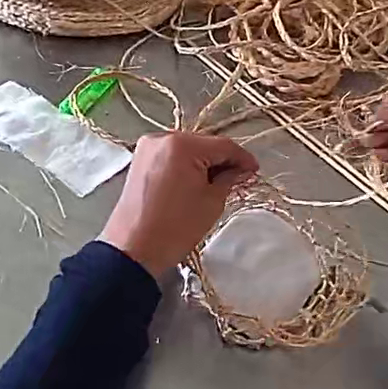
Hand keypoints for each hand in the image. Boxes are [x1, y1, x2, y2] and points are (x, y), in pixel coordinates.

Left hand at [99, 132, 257, 274]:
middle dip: (223, 160)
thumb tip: (240, 170)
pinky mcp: (140, 161)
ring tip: (219, 182)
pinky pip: (172, 156)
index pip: (223, 145)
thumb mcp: (212, 202)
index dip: (243, 158)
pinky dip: (187, 166)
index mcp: (182, 145)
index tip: (254, 170)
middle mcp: (162, 138)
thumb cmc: (175, 227)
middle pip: (204, 144)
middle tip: (240, 177)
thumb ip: (229, 179)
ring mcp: (148, 148)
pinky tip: (198, 181)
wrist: (133, 250)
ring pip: (188, 149)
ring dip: (205, 163)